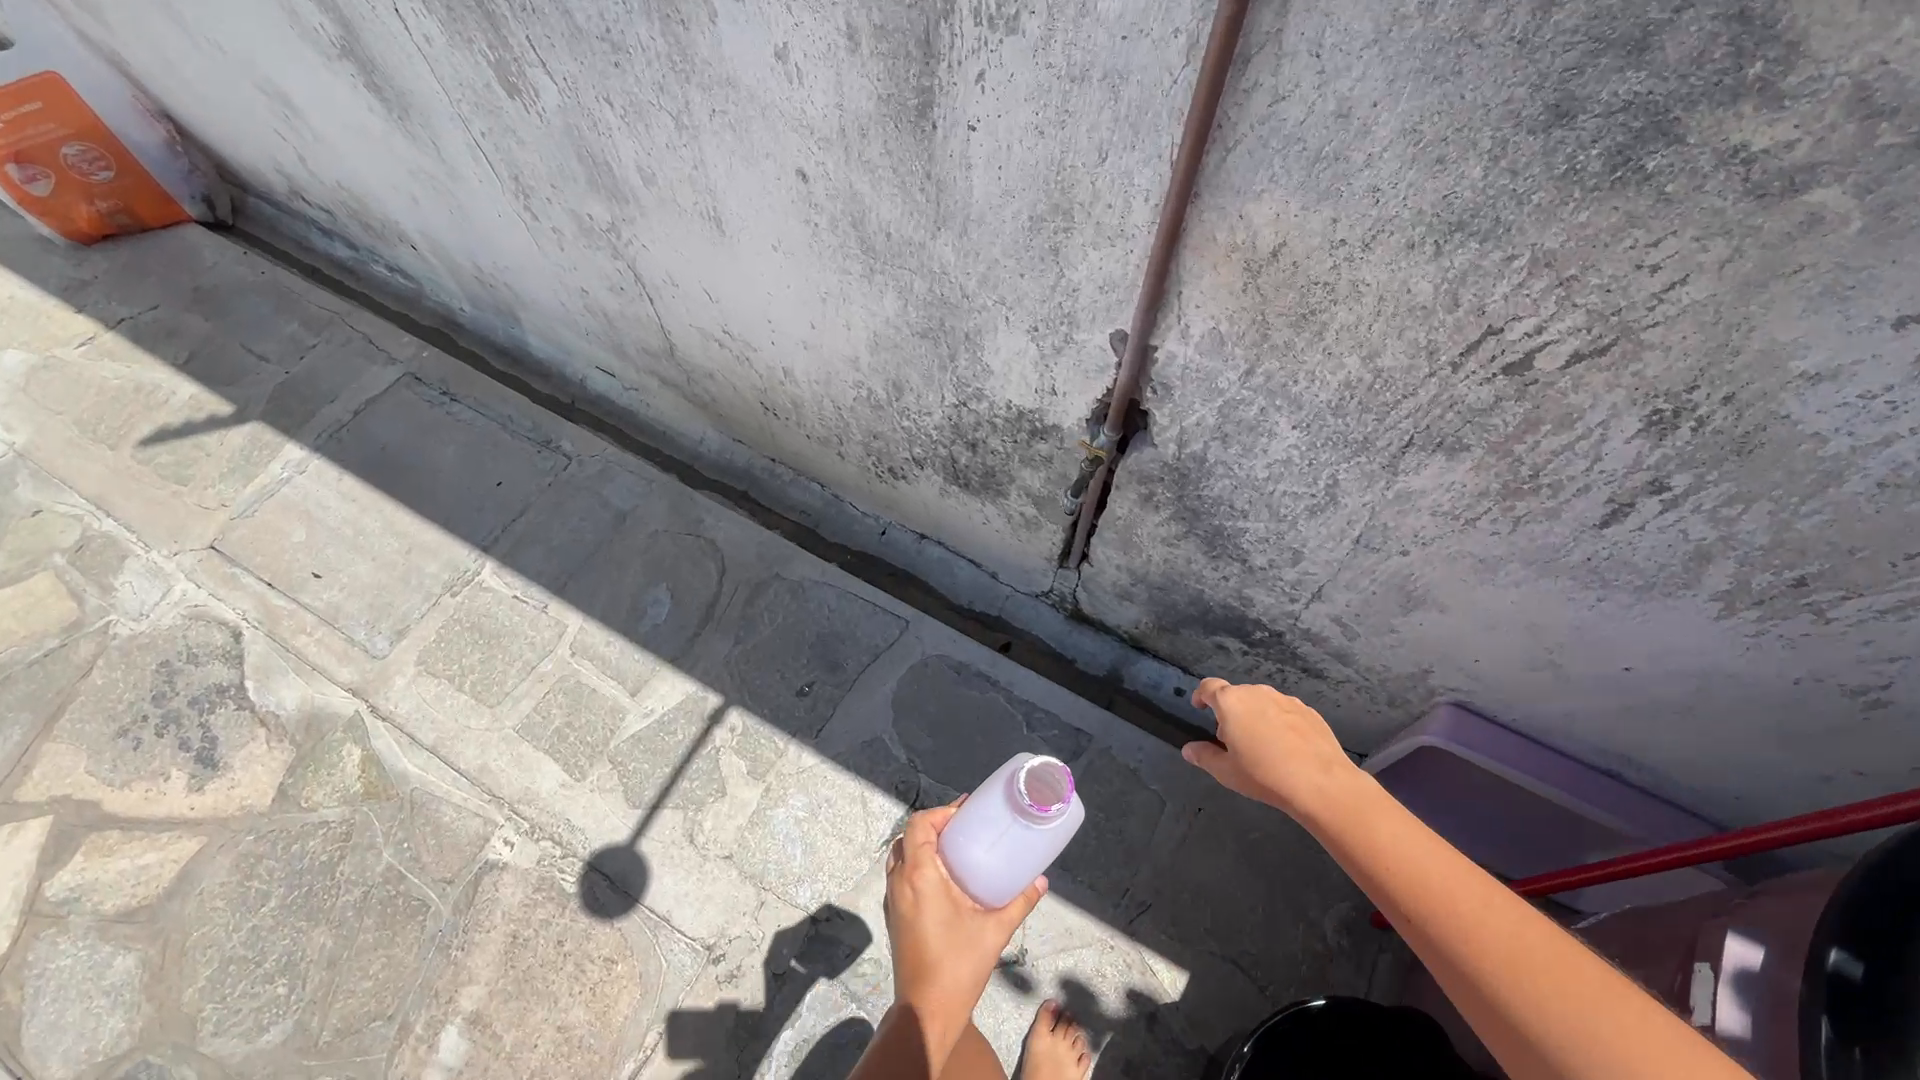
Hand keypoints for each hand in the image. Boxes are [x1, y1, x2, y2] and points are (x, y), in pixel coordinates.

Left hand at [883, 802, 1045, 1050]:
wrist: (925, 1011)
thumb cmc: (959, 966)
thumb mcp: (995, 930)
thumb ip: (1020, 902)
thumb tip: (1041, 881)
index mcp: (919, 876)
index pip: (918, 825)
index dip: (940, 813)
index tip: (965, 813)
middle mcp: (899, 882)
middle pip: (907, 837)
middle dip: (933, 826)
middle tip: (963, 828)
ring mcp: (892, 901)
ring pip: (900, 857)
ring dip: (922, 846)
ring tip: (954, 850)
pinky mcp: (893, 917)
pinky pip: (900, 877)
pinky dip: (916, 866)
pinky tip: (943, 880)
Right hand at [1181, 678, 1365, 822]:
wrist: (1321, 783)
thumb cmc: (1264, 775)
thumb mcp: (1226, 772)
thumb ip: (1204, 756)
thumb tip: (1189, 749)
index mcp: (1231, 702)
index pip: (1209, 687)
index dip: (1201, 696)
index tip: (1200, 708)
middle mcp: (1257, 693)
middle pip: (1236, 695)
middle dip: (1230, 713)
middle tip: (1232, 741)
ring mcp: (1286, 700)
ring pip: (1262, 702)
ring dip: (1255, 716)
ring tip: (1262, 746)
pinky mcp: (1309, 711)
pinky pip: (1284, 711)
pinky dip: (1279, 723)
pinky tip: (1287, 748)